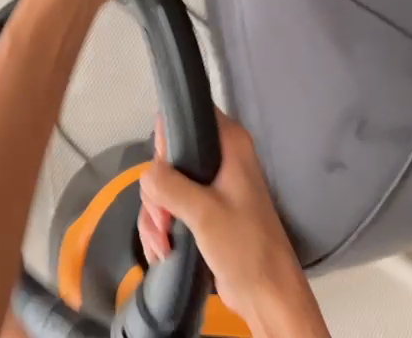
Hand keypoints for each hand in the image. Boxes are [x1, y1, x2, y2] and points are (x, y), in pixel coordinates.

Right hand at [138, 113, 324, 333]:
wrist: (265, 294)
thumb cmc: (245, 246)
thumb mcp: (204, 212)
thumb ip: (170, 186)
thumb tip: (145, 174)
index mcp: (229, 144)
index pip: (189, 116)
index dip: (169, 139)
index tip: (163, 171)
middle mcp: (219, 157)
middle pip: (168, 155)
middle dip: (157, 190)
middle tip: (163, 218)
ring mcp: (209, 185)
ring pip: (164, 184)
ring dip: (156, 215)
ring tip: (163, 242)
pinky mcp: (201, 210)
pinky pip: (168, 206)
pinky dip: (160, 227)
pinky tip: (162, 249)